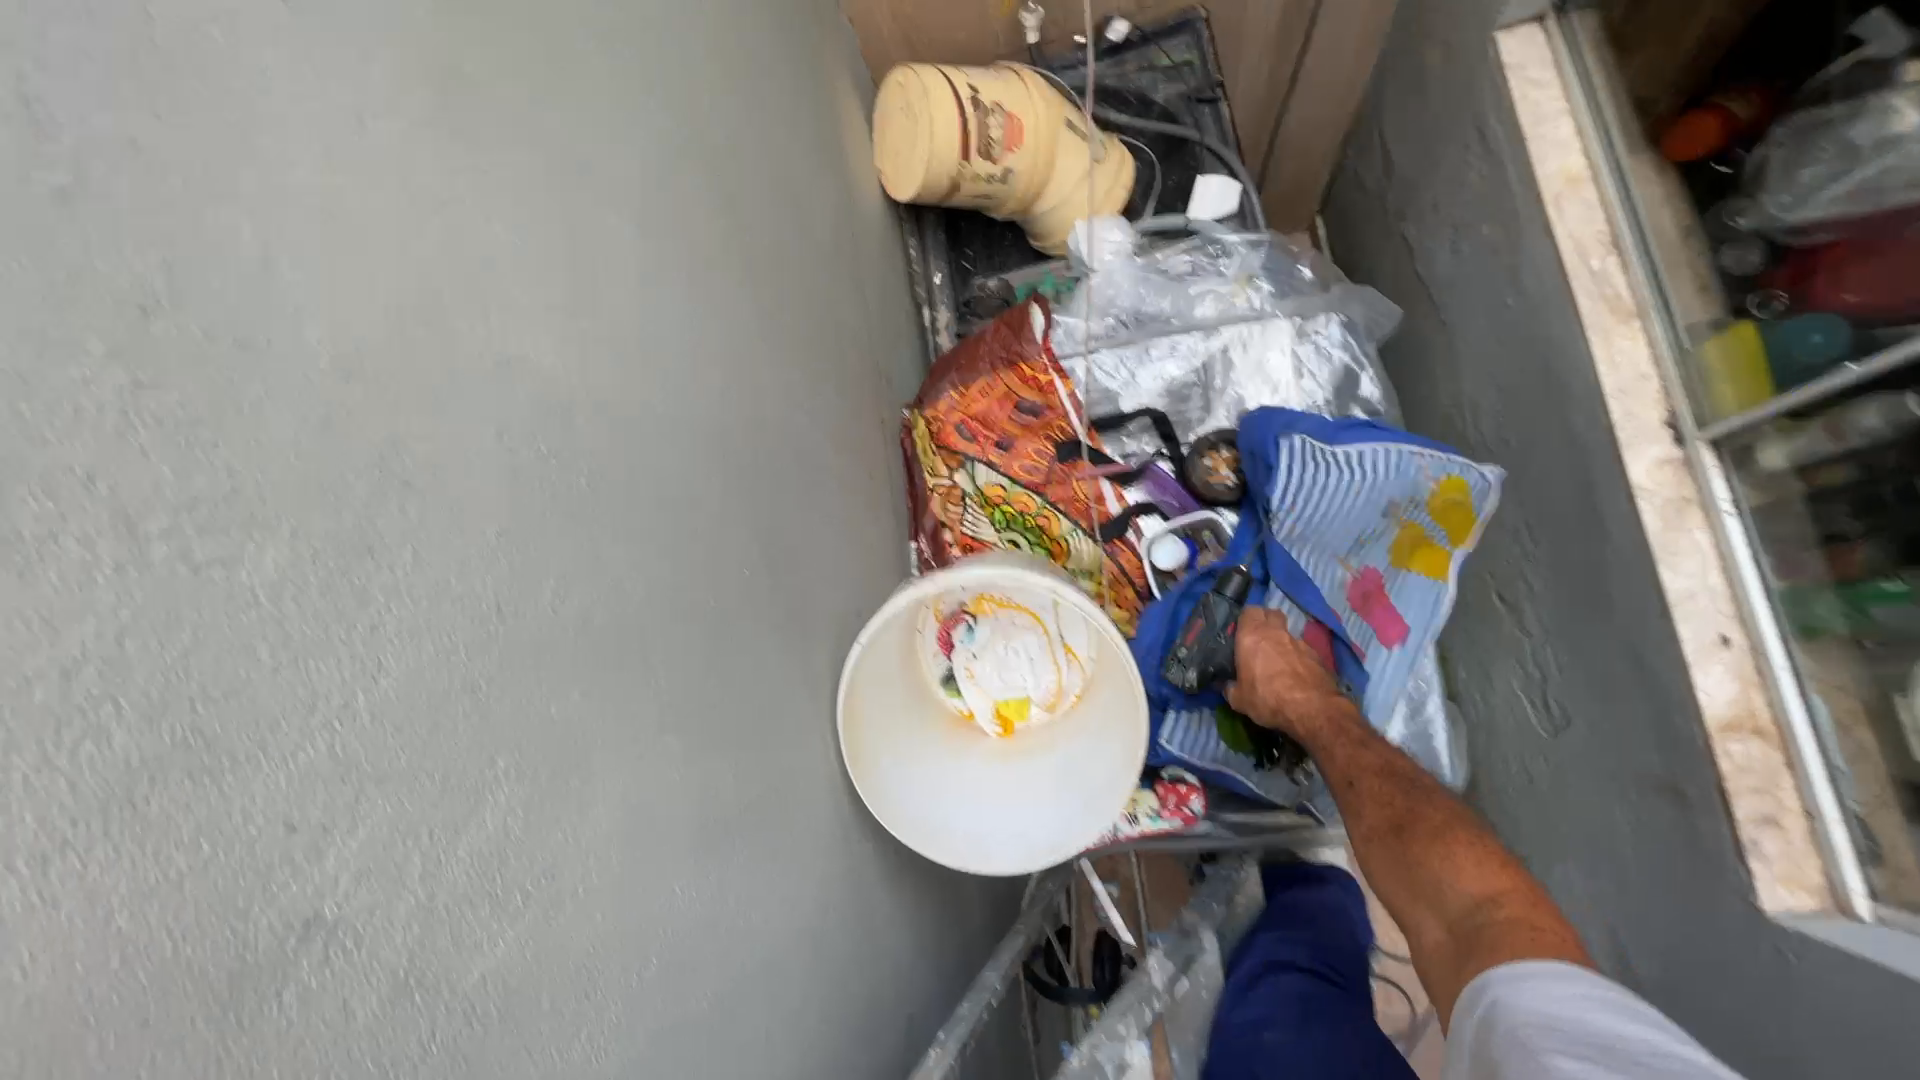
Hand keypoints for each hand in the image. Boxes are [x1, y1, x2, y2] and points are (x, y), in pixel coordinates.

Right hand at [1226, 607, 1359, 745]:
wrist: (1312, 709)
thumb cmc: (1267, 699)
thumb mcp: (1239, 700)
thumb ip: (1230, 688)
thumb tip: (1226, 685)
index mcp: (1252, 636)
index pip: (1248, 611)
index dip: (1244, 620)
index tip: (1240, 632)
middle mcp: (1276, 633)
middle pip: (1271, 613)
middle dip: (1265, 621)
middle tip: (1258, 638)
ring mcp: (1300, 642)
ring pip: (1288, 632)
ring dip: (1282, 641)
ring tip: (1278, 661)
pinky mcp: (1317, 656)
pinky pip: (1303, 650)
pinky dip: (1297, 657)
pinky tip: (1296, 674)